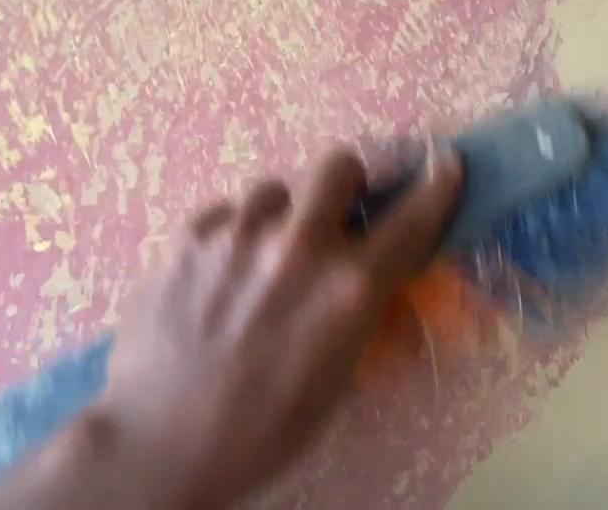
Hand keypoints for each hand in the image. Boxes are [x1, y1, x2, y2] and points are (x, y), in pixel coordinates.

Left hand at [89, 148, 462, 508]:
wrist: (159, 444)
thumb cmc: (264, 427)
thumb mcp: (337, 376)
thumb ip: (357, 309)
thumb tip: (371, 270)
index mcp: (347, 288)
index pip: (412, 219)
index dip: (437, 187)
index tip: (447, 164)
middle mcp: (299, 246)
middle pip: (338, 164)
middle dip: (346, 180)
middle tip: (334, 208)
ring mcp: (240, 233)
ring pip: (274, 189)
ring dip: (279, 216)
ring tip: (257, 258)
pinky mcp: (191, 234)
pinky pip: (225, 212)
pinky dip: (230, 235)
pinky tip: (215, 275)